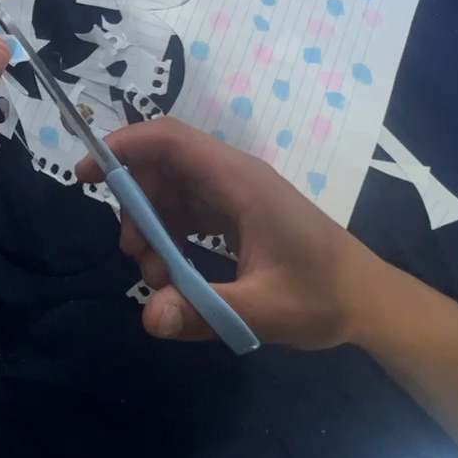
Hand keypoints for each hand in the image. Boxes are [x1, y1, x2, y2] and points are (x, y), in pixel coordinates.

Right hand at [74, 118, 385, 350]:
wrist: (370, 302)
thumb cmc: (323, 298)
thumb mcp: (263, 311)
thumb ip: (204, 313)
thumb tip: (148, 317)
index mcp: (240, 181)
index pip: (170, 140)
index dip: (124, 146)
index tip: (87, 174)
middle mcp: (232, 177)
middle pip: (162, 164)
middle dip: (135, 203)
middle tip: (134, 255)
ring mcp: (233, 193)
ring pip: (170, 187)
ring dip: (151, 225)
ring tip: (159, 276)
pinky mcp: (235, 212)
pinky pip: (185, 207)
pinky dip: (169, 233)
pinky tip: (174, 271)